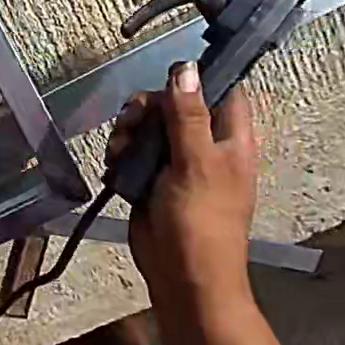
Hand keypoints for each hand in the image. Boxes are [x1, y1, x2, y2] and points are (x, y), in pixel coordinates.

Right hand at [107, 62, 257, 304]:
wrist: (182, 275)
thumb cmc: (201, 220)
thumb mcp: (196, 163)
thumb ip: (188, 116)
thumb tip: (186, 68)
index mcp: (229, 137)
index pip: (220, 89)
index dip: (196, 78)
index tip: (164, 78)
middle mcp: (204, 145)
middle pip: (173, 106)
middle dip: (147, 109)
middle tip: (130, 122)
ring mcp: (176, 164)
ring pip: (148, 129)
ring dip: (128, 133)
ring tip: (118, 151)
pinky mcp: (150, 181)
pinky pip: (133, 155)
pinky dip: (120, 156)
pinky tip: (114, 167)